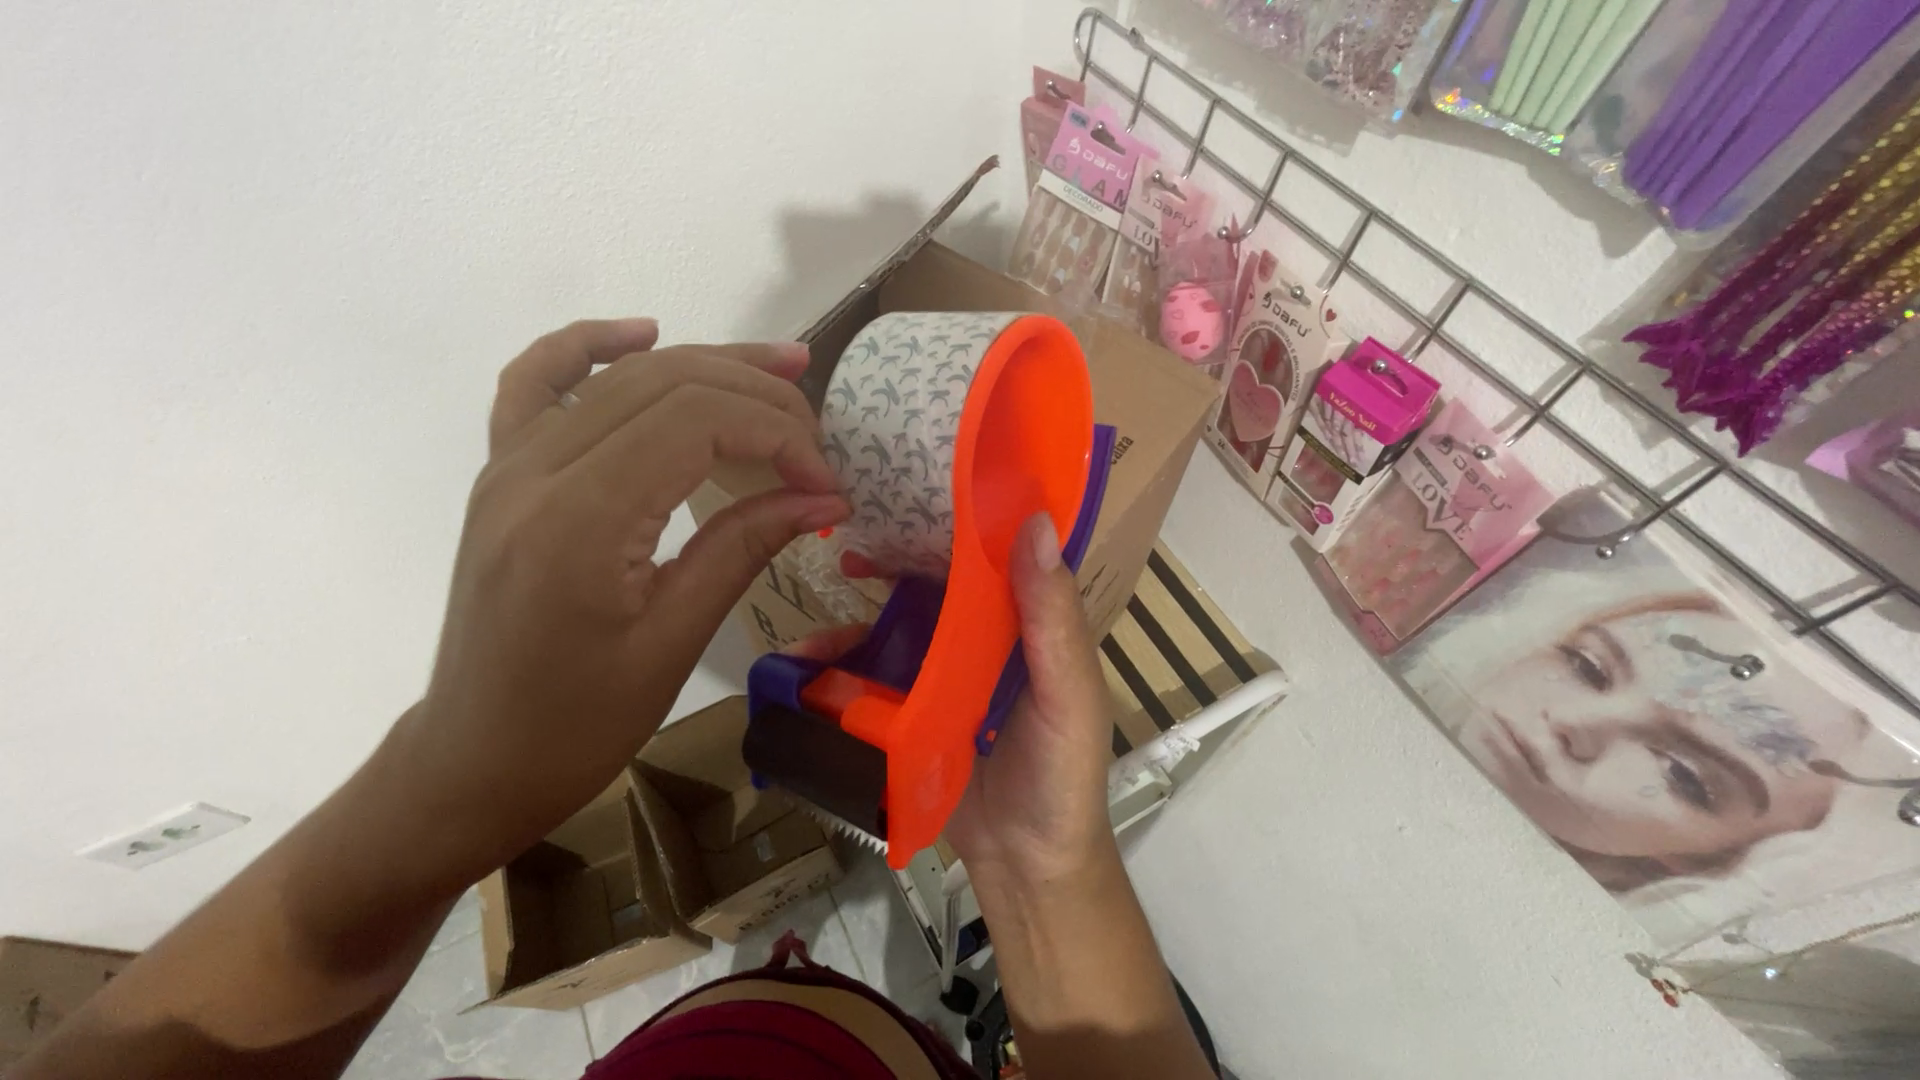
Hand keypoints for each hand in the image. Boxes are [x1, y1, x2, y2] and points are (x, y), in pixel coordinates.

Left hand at [388, 318, 849, 878]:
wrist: (476, 758)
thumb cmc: (579, 723)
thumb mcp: (675, 643)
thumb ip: (744, 550)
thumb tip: (825, 499)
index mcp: (579, 523)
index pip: (696, 424)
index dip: (778, 436)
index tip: (827, 485)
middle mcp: (534, 471)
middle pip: (665, 384)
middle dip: (758, 398)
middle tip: (817, 441)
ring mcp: (509, 464)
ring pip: (621, 375)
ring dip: (709, 365)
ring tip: (782, 367)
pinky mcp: (501, 472)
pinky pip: (537, 381)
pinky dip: (590, 345)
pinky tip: (642, 333)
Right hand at [793, 512, 1114, 888]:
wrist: (1026, 866)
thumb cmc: (1063, 776)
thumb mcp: (1069, 696)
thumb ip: (1054, 620)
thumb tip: (1037, 523)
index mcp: (1028, 625)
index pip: (995, 555)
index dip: (962, 520)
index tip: (916, 488)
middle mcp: (983, 640)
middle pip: (934, 587)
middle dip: (891, 563)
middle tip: (848, 548)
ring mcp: (941, 677)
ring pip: (893, 630)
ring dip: (851, 620)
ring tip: (814, 618)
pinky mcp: (908, 714)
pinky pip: (869, 680)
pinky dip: (835, 671)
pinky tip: (802, 668)